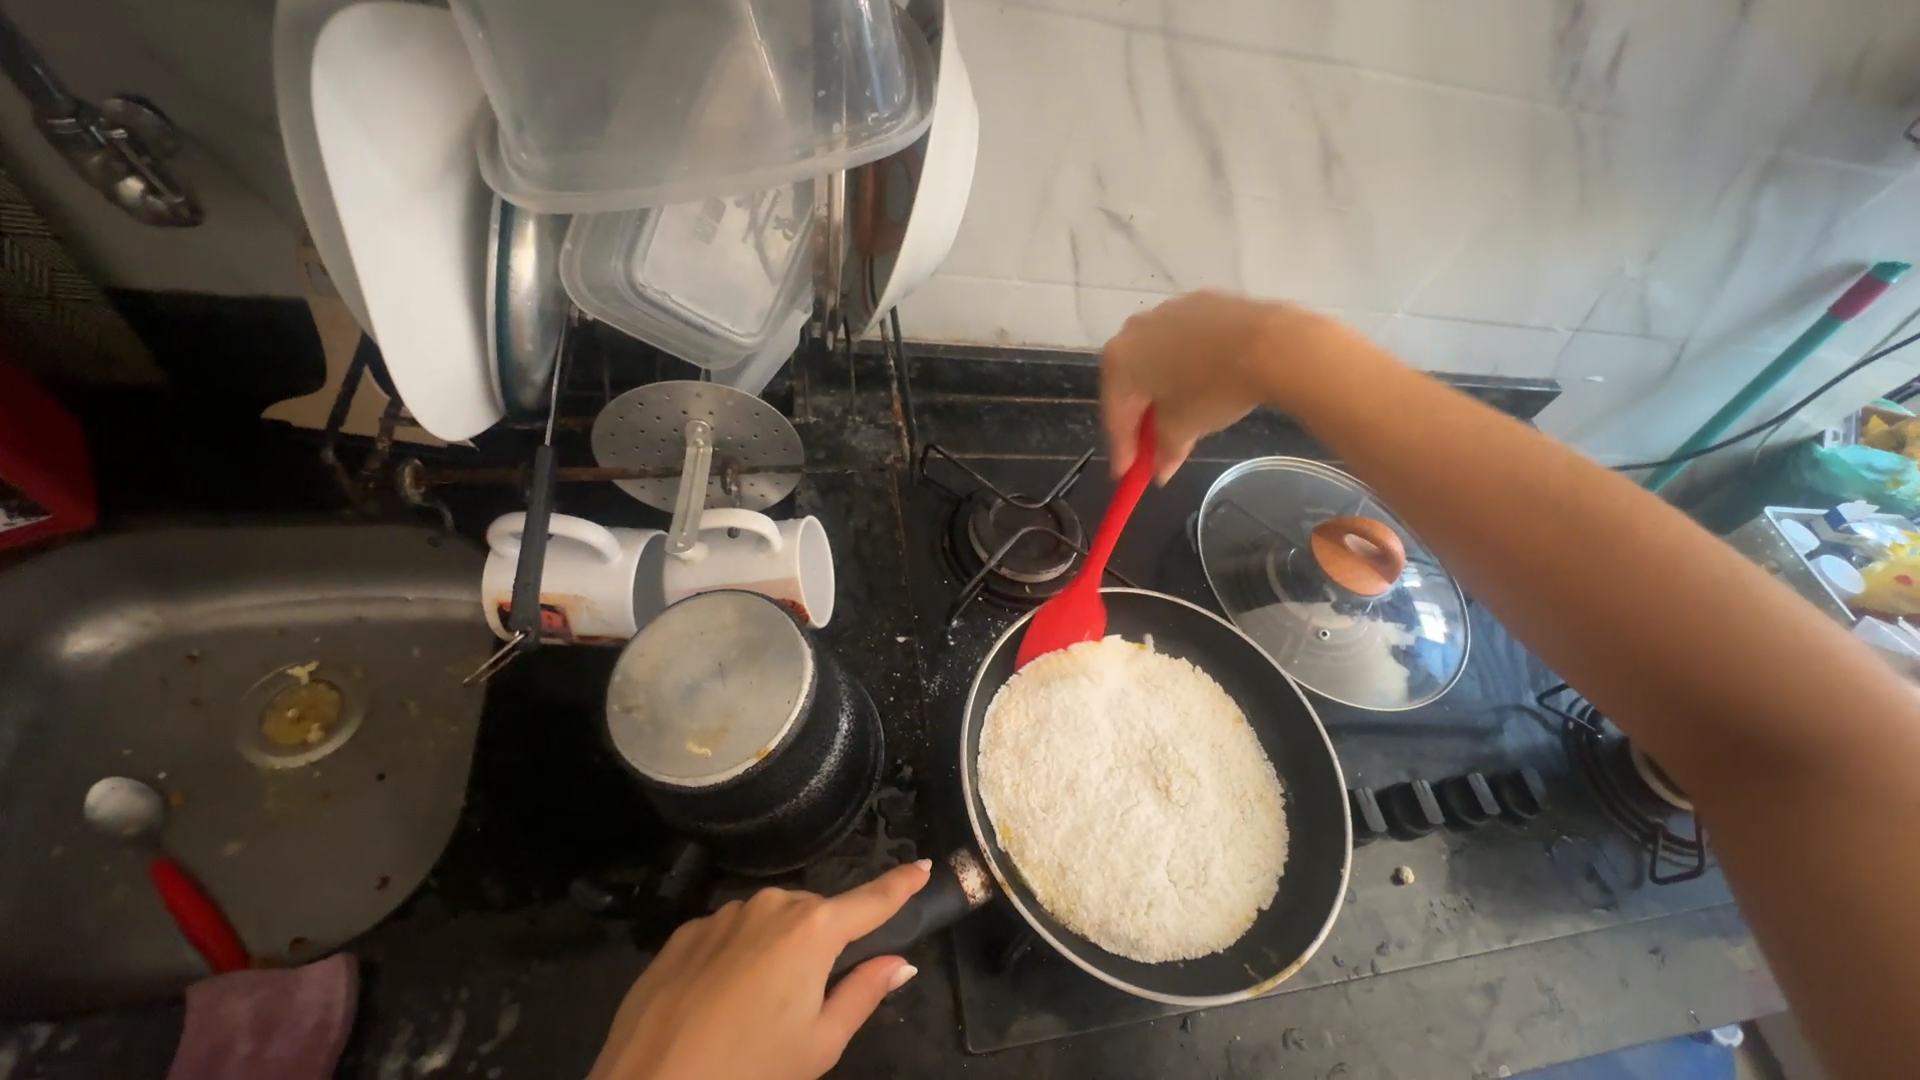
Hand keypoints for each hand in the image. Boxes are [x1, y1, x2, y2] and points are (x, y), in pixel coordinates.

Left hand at [587, 860, 930, 1079]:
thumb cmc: (749, 1072)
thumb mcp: (820, 1044)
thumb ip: (864, 993)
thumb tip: (899, 962)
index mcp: (813, 930)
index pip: (871, 900)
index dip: (901, 883)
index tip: (924, 864)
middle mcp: (772, 905)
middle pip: (817, 914)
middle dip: (824, 942)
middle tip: (810, 998)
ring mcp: (724, 914)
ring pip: (771, 921)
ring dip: (779, 947)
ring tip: (757, 1006)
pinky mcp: (686, 931)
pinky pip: (730, 932)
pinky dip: (738, 955)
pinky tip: (719, 1000)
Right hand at [1100, 291, 1334, 479]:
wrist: (1270, 344)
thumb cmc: (1212, 390)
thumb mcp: (1183, 429)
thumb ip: (1163, 451)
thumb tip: (1159, 471)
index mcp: (1118, 360)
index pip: (1115, 415)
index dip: (1122, 449)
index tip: (1127, 474)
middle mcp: (1133, 330)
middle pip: (1132, 384)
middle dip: (1141, 419)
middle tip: (1151, 448)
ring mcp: (1168, 311)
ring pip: (1158, 361)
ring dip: (1164, 391)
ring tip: (1181, 416)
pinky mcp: (1202, 302)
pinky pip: (1184, 343)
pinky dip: (1187, 366)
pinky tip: (1204, 383)